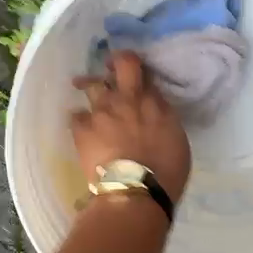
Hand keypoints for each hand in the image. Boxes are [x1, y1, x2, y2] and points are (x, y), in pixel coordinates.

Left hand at [72, 51, 191, 203]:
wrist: (135, 192)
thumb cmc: (166, 172)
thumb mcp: (177, 139)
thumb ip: (164, 117)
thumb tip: (155, 109)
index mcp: (155, 103)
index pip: (147, 74)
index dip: (141, 72)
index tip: (138, 77)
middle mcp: (128, 99)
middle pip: (122, 64)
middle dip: (116, 61)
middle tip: (110, 66)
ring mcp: (102, 111)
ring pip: (91, 84)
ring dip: (90, 86)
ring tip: (84, 89)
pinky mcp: (82, 128)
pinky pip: (75, 115)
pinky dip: (78, 119)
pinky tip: (80, 127)